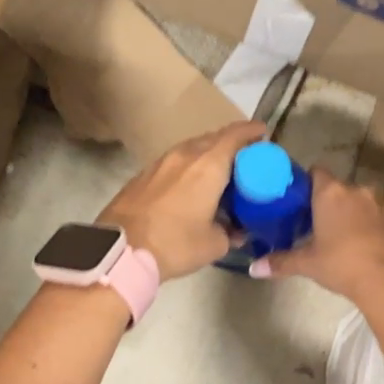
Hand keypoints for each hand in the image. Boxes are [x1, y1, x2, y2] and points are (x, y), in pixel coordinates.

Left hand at [98, 121, 267, 279]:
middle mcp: (185, 155)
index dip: (252, 131)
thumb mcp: (214, 244)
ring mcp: (160, 162)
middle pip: (213, 138)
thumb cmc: (174, 244)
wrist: (120, 251)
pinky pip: (175, 162)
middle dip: (232, 143)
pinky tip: (191, 184)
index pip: (235, 135)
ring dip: (208, 154)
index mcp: (209, 165)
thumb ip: (231, 232)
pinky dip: (189, 166)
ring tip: (219, 171)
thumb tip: (237, 230)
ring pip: (192, 149)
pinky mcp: (143, 175)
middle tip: (246, 157)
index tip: (263, 133)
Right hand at [250, 170, 383, 300]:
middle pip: (336, 188)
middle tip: (310, 223)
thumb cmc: (342, 263)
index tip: (295, 201)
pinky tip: (357, 245)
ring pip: (356, 201)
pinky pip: (372, 215)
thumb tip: (253, 268)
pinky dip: (364, 224)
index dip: (305, 183)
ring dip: (346, 213)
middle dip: (324, 202)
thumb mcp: (308, 264)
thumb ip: (281, 262)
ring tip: (334, 235)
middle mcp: (356, 190)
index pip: (315, 172)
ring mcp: (378, 204)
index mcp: (331, 192)